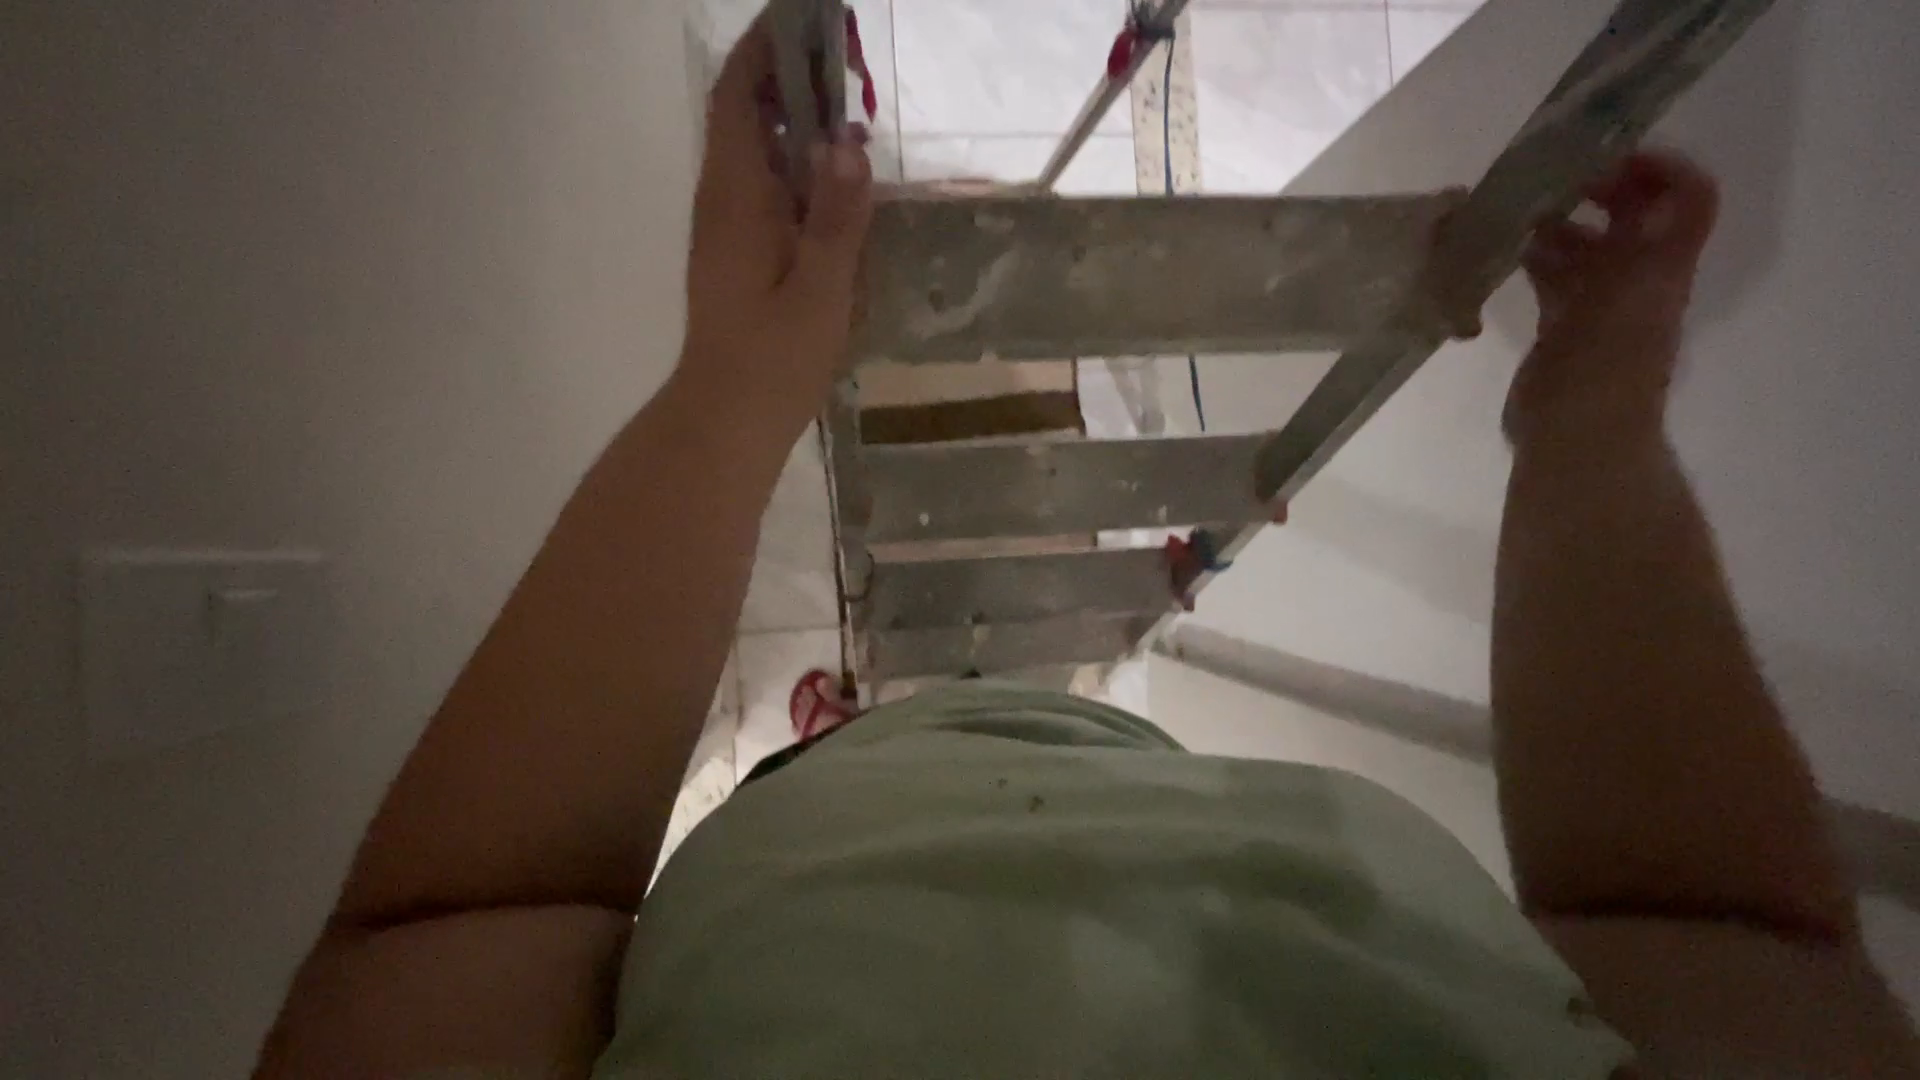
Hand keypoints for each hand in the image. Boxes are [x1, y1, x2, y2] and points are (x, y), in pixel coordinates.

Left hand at [680, 23, 874, 426]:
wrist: (727, 419)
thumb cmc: (772, 361)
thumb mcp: (818, 292)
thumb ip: (835, 219)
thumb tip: (847, 143)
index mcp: (735, 197)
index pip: (739, 94)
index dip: (768, 47)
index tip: (812, 21)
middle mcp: (722, 201)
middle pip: (745, 114)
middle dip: (790, 79)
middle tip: (849, 69)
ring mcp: (726, 229)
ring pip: (755, 153)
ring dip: (794, 124)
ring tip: (850, 117)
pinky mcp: (737, 255)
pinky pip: (763, 189)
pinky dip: (795, 169)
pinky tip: (834, 186)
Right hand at [1504, 150, 1719, 448]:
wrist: (1577, 436)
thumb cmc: (1600, 369)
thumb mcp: (1623, 299)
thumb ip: (1626, 244)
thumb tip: (1617, 198)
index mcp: (1661, 268)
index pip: (1685, 199)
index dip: (1657, 168)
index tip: (1603, 157)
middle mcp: (1637, 280)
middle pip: (1631, 218)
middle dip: (1596, 191)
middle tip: (1546, 181)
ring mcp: (1598, 306)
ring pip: (1586, 249)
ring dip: (1556, 225)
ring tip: (1513, 214)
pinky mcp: (1561, 330)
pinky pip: (1552, 281)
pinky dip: (1531, 261)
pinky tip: (1501, 254)